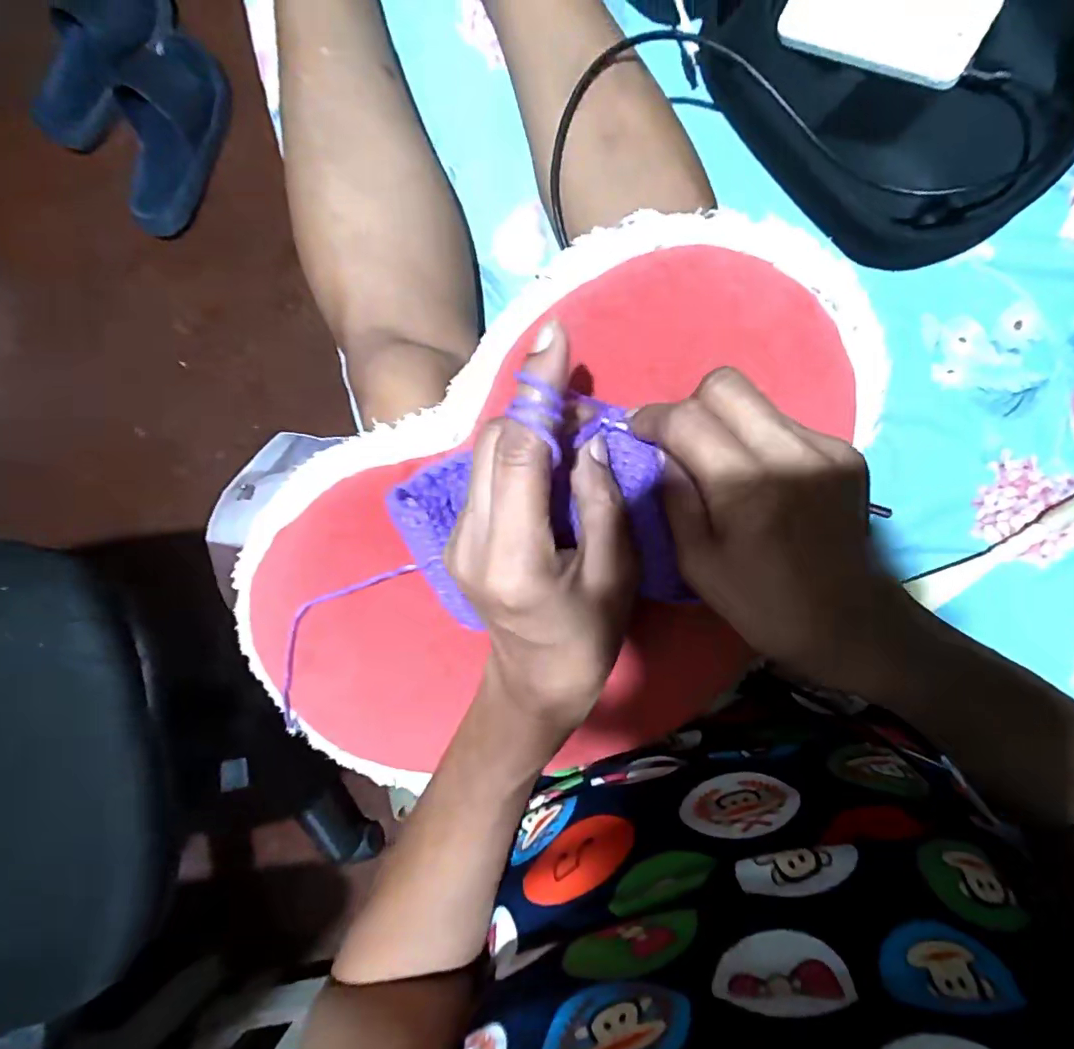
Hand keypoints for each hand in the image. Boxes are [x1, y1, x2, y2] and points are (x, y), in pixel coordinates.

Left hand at [446, 322, 637, 751]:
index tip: (554, 337)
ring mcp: (457, 538)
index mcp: (514, 557)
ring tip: (568, 424)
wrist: (534, 685)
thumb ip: (603, 504)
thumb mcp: (616, 577)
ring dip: (524, 426)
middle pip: (491, 442)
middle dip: (532, 404)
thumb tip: (585, 442)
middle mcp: (471, 540)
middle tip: (578, 398)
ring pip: (483, 452)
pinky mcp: (458, 536)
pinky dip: (515, 450)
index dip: (537, 390)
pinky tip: (547, 456)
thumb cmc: (586, 640)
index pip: (518, 452)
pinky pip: (484, 473)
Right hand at [631, 368, 918, 689]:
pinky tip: (764, 478)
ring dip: (727, 423)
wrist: (850, 621)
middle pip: (725, 385)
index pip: (688, 417)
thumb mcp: (697, 564)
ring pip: (758, 401)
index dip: (652, 417)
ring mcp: (825, 447)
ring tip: (722, 463)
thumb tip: (659, 453)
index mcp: (746, 487)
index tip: (638, 431)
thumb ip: (672, 499)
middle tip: (680, 442)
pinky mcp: (846, 451)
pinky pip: (785, 424)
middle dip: (690, 406)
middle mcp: (789, 452)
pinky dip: (761, 441)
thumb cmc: (762, 604)